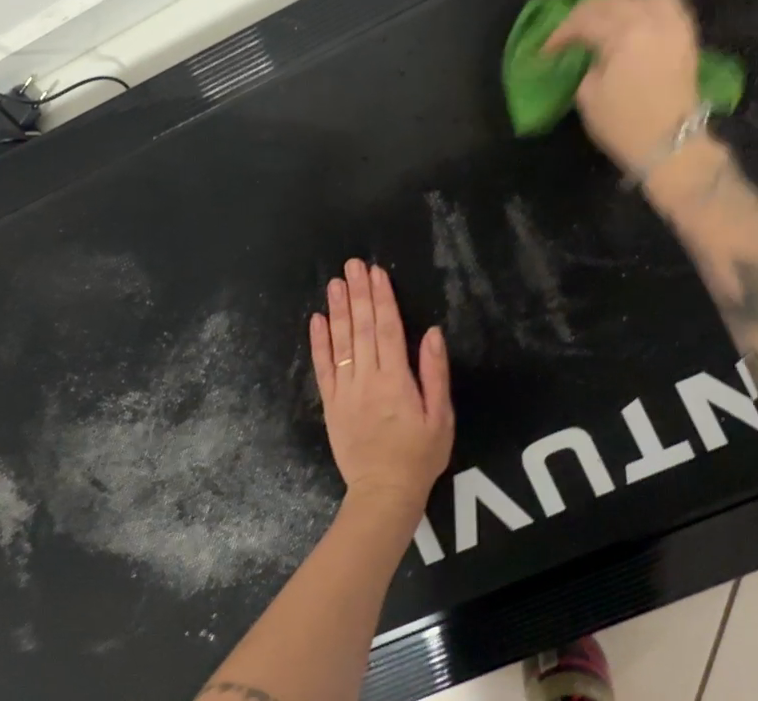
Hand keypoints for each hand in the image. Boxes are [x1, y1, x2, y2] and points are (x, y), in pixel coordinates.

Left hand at [309, 259, 453, 515]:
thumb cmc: (420, 455)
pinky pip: (323, 368)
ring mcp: (345, 391)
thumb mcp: (440, 416)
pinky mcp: (331, 404)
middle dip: (358, 294)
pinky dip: (319, 343)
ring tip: (335, 283)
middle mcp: (367, 379)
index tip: (376, 272)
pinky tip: (317, 320)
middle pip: (361, 328)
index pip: (387, 329)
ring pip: (340, 343)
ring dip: (338, 310)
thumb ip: (434, 372)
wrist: (384, 492)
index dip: (382, 298)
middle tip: (352, 265)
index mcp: (396, 380)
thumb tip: (431, 332)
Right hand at [546, 0, 707, 173]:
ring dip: (622, 2)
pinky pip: (670, 6)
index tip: (547, 50)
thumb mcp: (589, 96)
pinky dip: (651, 5)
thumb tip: (594, 55)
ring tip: (608, 18)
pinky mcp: (686, 39)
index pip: (584, 21)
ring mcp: (673, 27)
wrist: (673, 146)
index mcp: (622, 34)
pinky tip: (638, 19)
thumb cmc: (624, 125)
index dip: (561, 34)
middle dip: (587, 11)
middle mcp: (650, 21)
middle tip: (572, 29)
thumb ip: (588, 64)